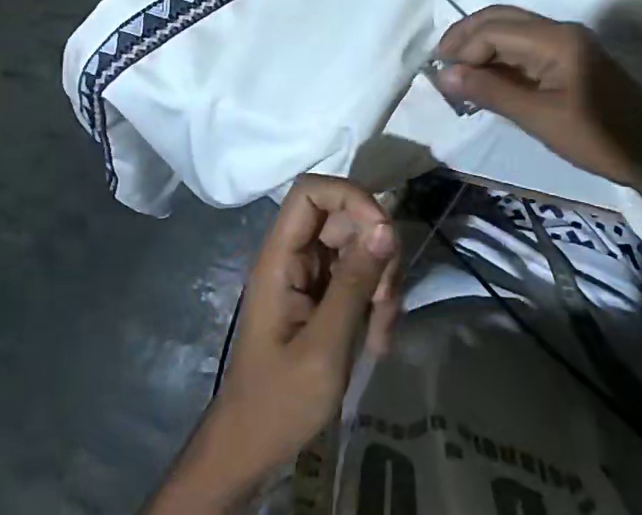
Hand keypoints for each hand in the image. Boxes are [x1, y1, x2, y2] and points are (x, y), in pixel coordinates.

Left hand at [147, 175, 399, 512]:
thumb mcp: (324, 346)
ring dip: (383, 285)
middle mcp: (297, 258)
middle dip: (378, 254)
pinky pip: (363, 278)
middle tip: (388, 301)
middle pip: (347, 220)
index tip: (383, 232)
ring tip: (382, 333)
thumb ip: (355, 283)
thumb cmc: (279, 401)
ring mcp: (314, 277)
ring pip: (362, 250)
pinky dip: (379, 303)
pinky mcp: (328, 298)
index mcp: (281, 259)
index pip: (311, 192)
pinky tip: (379, 341)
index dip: (351, 197)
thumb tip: (386, 226)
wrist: (254, 449)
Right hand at [432, 6, 641, 185]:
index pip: (495, 30)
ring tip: (457, 68)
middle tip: (440, 61)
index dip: (463, 48)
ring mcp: (568, 41)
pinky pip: (526, 43)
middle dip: (467, 35)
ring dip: (482, 42)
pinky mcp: (571, 56)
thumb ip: (491, 92)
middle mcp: (560, 29)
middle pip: (502, 18)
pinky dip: (501, 53)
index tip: (439, 74)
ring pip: (513, 28)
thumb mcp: (539, 118)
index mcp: (556, 39)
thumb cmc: (597, 138)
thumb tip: (444, 75)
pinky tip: (486, 73)